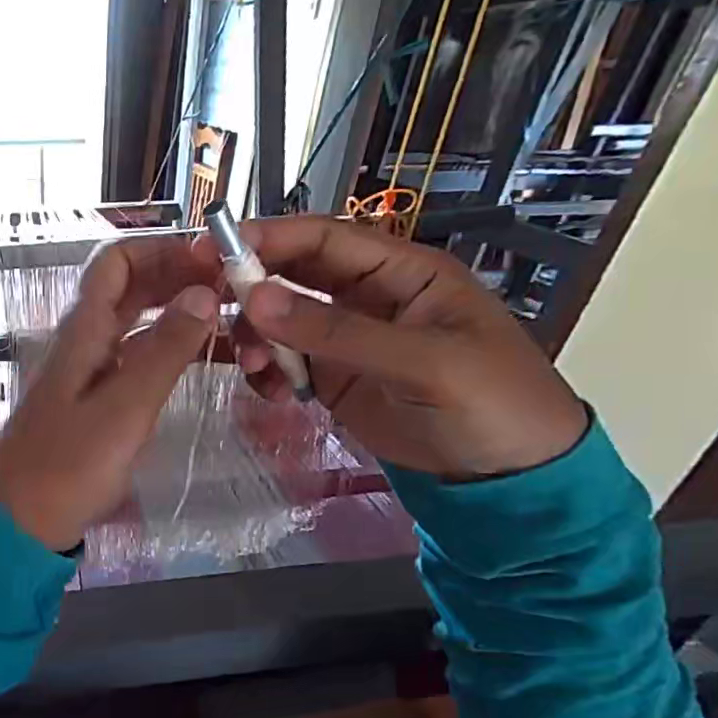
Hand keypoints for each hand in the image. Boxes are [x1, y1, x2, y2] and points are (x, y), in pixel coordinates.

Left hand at [0, 237, 219, 550]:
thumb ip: (165, 350)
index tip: (213, 261)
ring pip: (140, 320)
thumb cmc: (69, 464)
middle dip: (181, 277)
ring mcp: (92, 367)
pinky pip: (140, 355)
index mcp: (84, 329)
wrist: (24, 517)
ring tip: (235, 321)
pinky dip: (172, 347)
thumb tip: (204, 292)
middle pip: (133, 286)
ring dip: (182, 312)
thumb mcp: (124, 408)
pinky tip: (207, 358)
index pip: (116, 259)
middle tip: (237, 290)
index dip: (162, 249)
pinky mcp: (100, 396)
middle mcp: (86, 338)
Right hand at [204, 215, 588, 479]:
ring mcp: (345, 341)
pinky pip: (284, 363)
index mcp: (401, 272)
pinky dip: (266, 372)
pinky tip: (268, 390)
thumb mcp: (422, 363)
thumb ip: (337, 332)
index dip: (268, 238)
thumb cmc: (490, 404)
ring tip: (254, 366)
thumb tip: (255, 300)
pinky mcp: (332, 379)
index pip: (323, 240)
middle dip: (250, 288)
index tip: (211, 248)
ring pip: (279, 321)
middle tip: (207, 306)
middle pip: (292, 275)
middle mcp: (365, 298)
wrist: (509, 479)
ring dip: (256, 337)